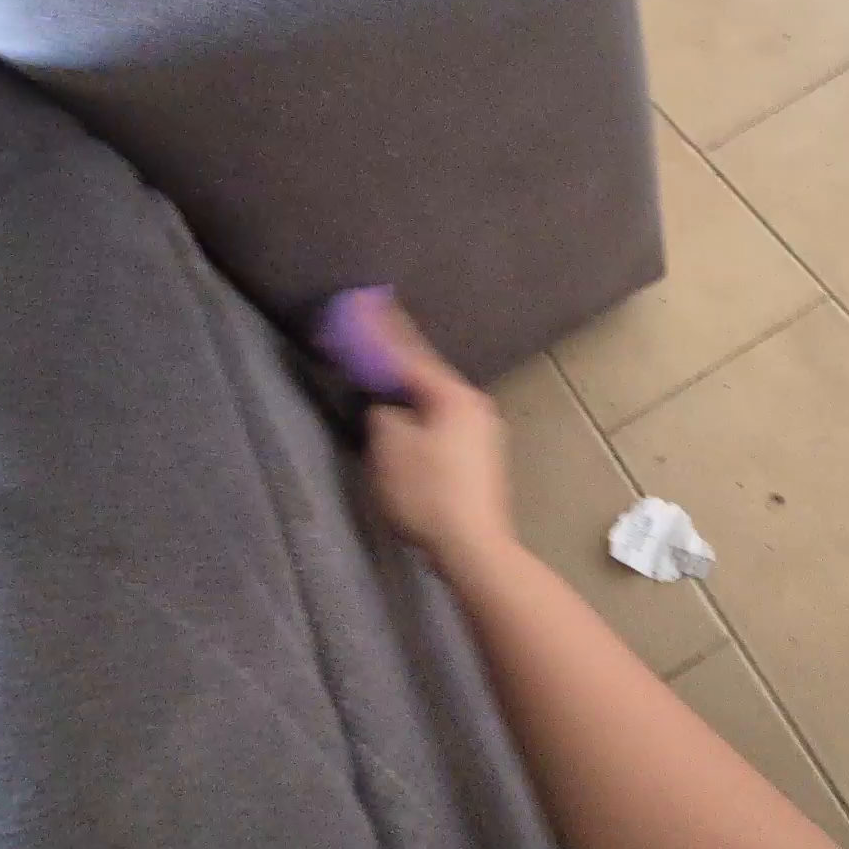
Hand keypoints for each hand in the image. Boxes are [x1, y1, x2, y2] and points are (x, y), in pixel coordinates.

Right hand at [361, 296, 514, 567]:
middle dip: (398, 358)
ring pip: (435, 399)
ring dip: (409, 388)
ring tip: (386, 375)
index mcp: (452, 395)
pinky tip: (410, 417)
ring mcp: (481, 430)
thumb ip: (383, 414)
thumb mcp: (391, 448)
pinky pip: (442, 420)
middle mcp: (473, 404)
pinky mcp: (479, 455)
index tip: (368, 303)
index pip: (410, 353)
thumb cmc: (428, 494)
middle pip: (426, 374)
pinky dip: (422, 412)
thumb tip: (387, 407)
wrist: (473, 546)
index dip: (384, 330)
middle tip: (373, 335)